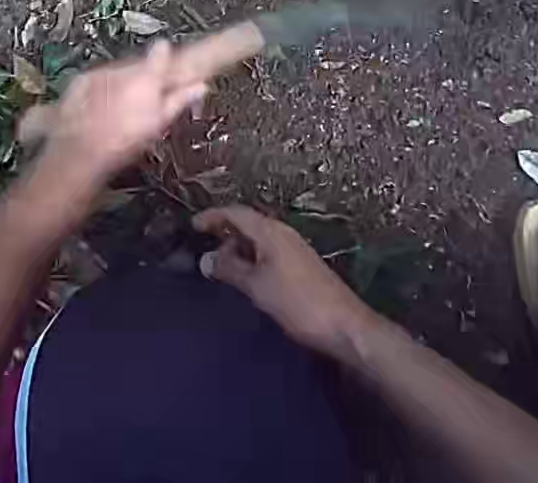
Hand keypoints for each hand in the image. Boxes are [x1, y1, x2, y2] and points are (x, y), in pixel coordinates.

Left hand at [38, 41, 206, 182]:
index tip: (169, 68)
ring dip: (125, 82)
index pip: (163, 51)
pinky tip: (104, 106)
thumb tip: (200, 86)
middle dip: (145, 76)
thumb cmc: (125, 140)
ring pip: (120, 71)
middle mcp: (125, 68)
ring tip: (123, 108)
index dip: (167, 56)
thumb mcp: (159, 122)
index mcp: (148, 76)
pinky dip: (105, 87)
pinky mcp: (83, 80)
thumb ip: (179, 99)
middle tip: (147, 99)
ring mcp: (102, 73)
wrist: (81, 151)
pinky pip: (100, 78)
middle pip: (140, 64)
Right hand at [194, 205, 380, 358]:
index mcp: (270, 231)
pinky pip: (267, 249)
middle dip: (224, 229)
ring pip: (258, 237)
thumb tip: (205, 259)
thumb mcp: (257, 286)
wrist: (344, 324)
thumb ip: (230, 269)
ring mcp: (293, 247)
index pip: (236, 213)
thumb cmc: (297, 302)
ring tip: (219, 263)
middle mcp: (282, 232)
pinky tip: (245, 274)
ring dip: (238, 245)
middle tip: (202, 243)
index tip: (193, 225)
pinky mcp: (300, 263)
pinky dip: (251, 255)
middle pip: (247, 222)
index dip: (213, 216)